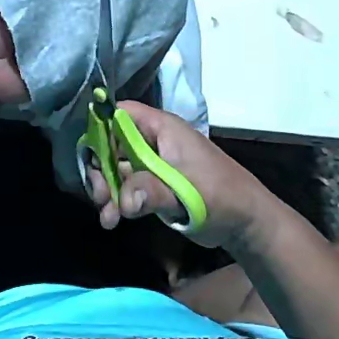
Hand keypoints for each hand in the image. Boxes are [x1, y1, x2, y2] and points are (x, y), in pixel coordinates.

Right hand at [87, 101, 275, 248]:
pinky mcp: (152, 185)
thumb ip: (153, 191)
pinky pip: (125, 187)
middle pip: (110, 143)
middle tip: (100, 196)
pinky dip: (117, 202)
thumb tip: (124, 201)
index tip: (90, 157)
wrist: (247, 224)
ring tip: (108, 217)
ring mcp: (151, 163)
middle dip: (99, 169)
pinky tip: (112, 221)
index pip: (119, 113)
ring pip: (114, 168)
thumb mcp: (187, 192)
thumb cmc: (222, 196)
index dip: (100, 128)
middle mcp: (152, 141)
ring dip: (107, 191)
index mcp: (161, 128)